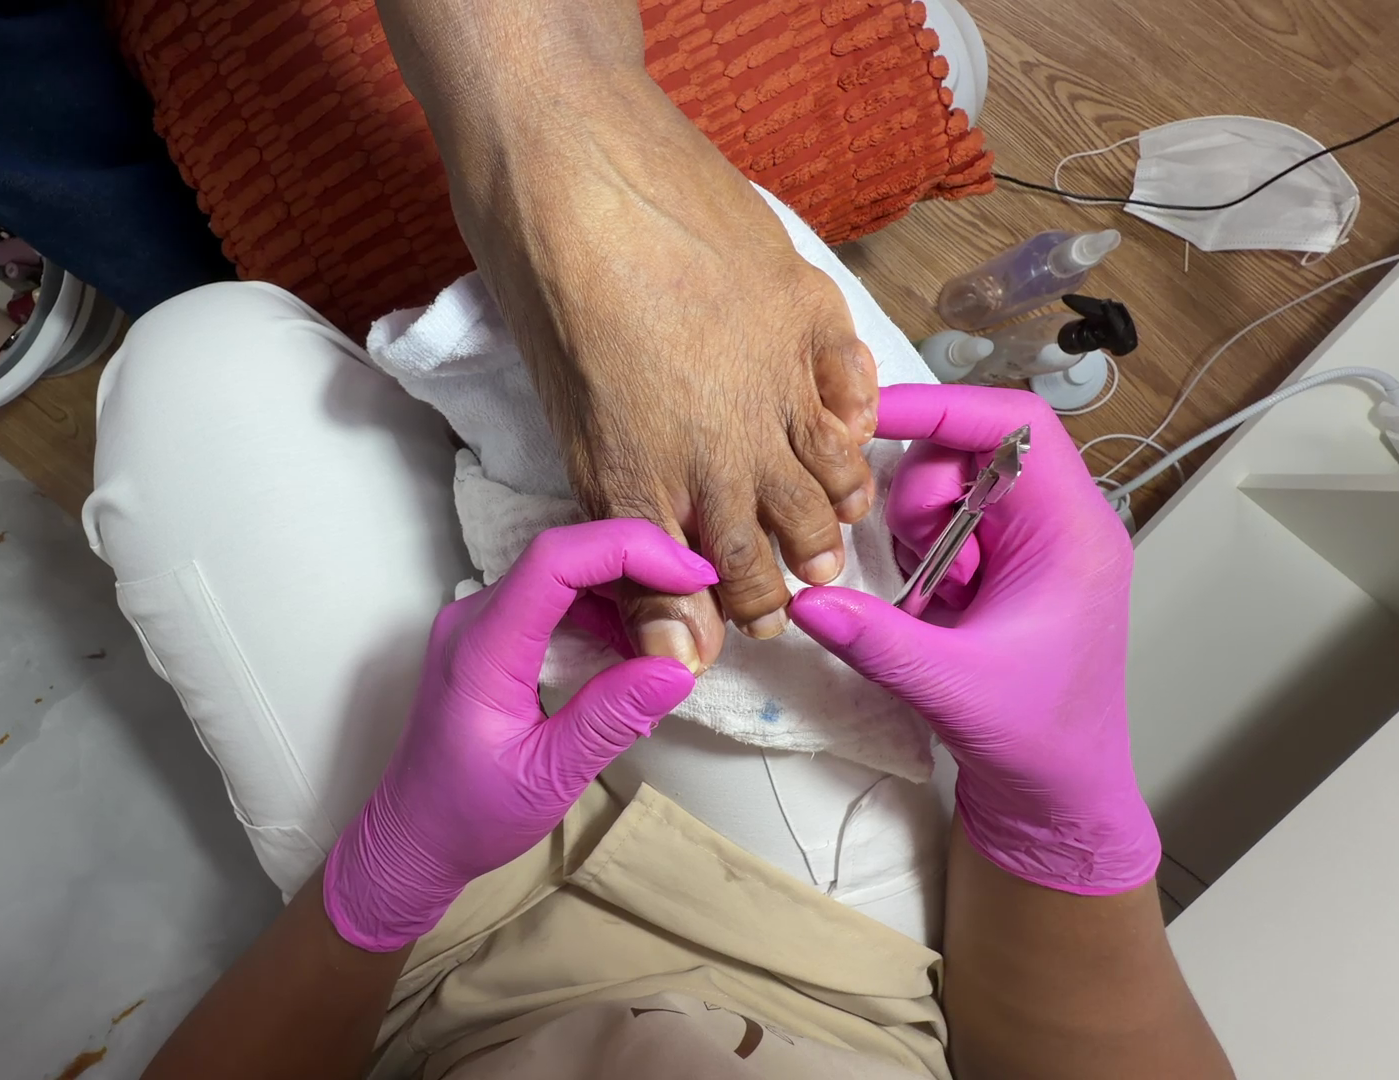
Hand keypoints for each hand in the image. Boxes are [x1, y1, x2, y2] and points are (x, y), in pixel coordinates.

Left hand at [323, 519, 713, 950]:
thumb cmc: (469, 813)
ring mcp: (481, 622)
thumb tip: (678, 669)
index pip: (554, 560)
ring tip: (673, 632)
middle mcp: (475, 617)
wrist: (415, 830)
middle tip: (697, 603)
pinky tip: (634, 648)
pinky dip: (601, 613)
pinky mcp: (493, 635)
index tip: (690, 574)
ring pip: (562, 574)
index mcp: (482, 647)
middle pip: (563, 557)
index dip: (628, 549)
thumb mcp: (548, 776)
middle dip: (638, 567)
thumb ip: (610, 719)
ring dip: (623, 592)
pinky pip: (553, 600)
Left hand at [382, 3, 876, 672]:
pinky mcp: (807, 308)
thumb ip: (619, 522)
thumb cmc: (543, 296)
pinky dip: (855, 428)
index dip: (716, 623)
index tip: (722, 643)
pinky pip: (852, 390)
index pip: (704, 585)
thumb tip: (669, 627)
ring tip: (831, 550)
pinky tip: (850, 442)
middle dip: (780, 590)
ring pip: (827, 480)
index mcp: (651, 481)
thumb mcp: (561, 426)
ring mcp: (777, 375)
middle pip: (778, 544)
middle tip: (789, 606)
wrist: (571, 167)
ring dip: (829, 524)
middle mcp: (728, 446)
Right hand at [789, 384, 1159, 894]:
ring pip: (941, 488)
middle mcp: (1050, 523)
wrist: (1056, 788)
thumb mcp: (951, 686)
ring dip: (914, 532)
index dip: (939, 408)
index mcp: (1069, 533)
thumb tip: (801, 599)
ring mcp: (1018, 543)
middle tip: (916, 566)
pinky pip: (935, 525)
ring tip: (932, 597)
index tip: (866, 417)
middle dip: (918, 499)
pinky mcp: (992, 564)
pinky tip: (929, 602)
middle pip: (964, 452)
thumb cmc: (1037, 737)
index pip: (1013, 426)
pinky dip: (913, 552)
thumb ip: (874, 639)